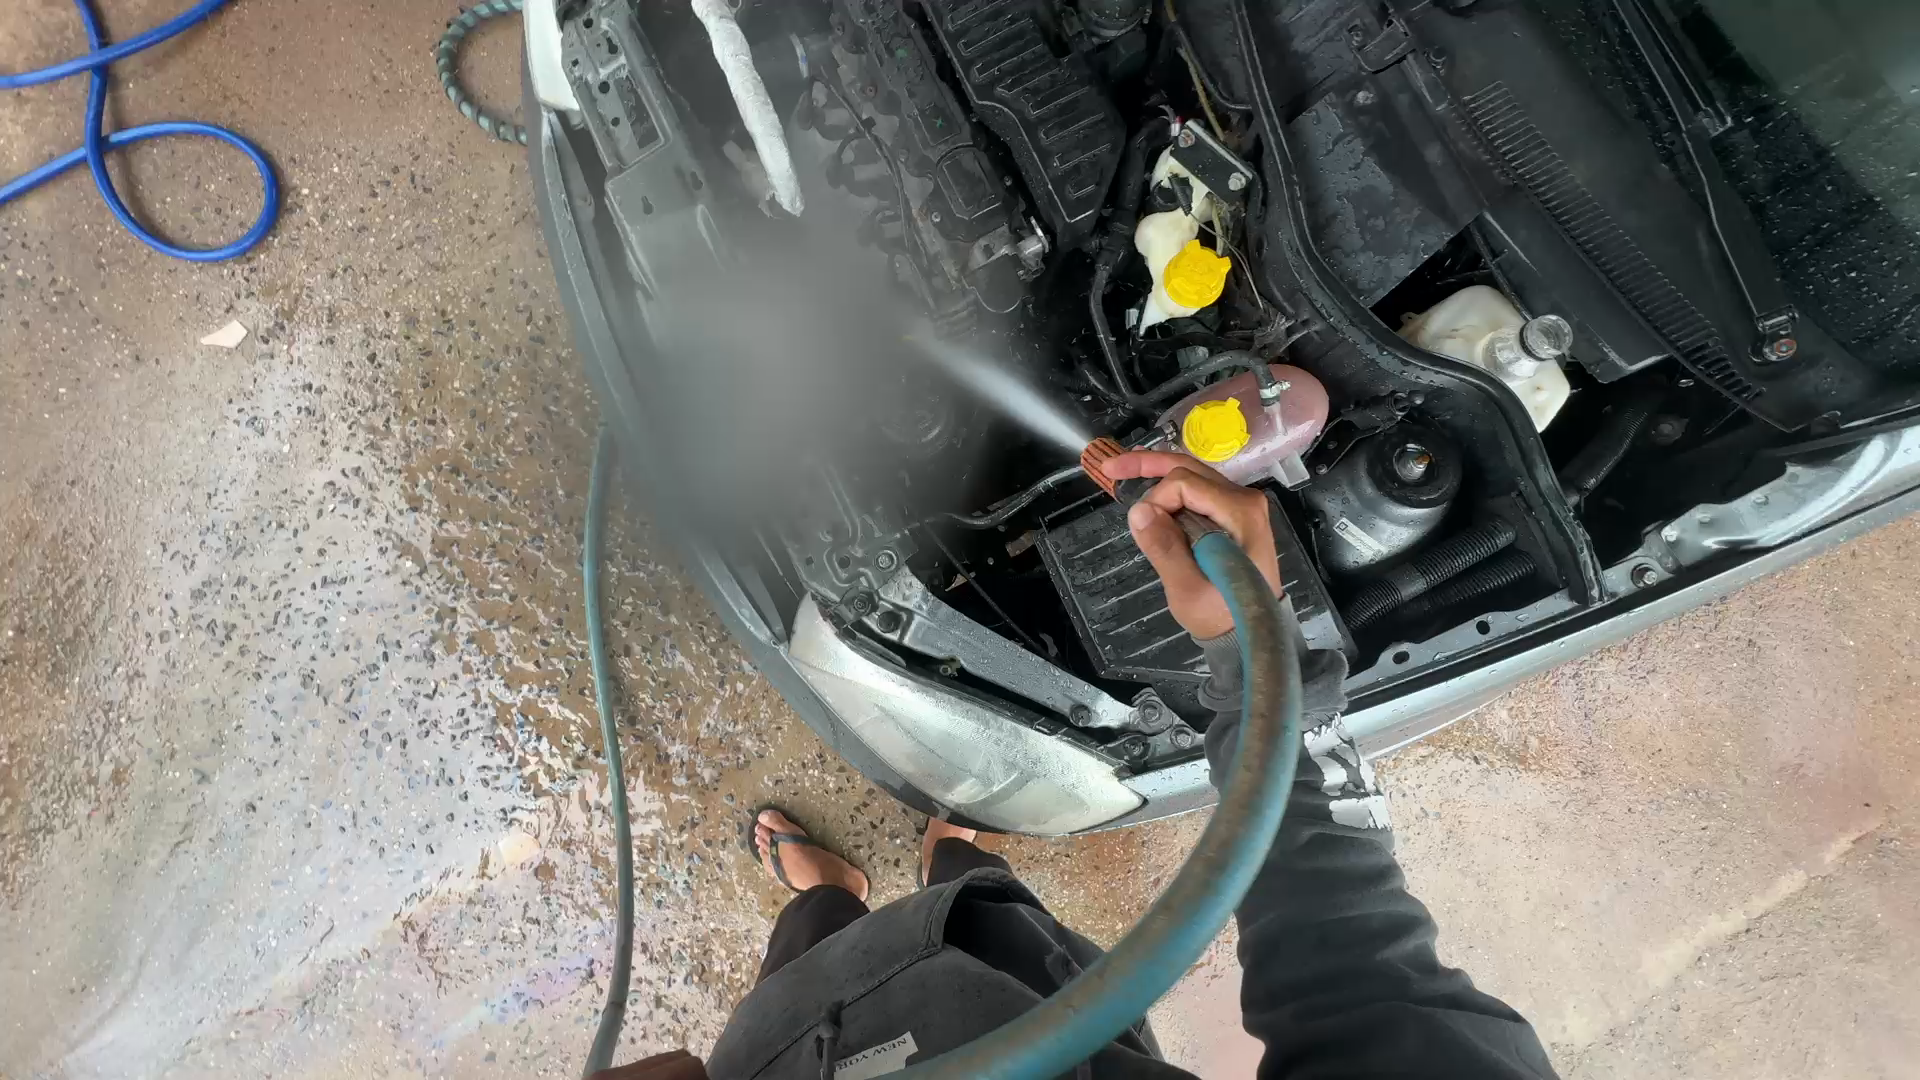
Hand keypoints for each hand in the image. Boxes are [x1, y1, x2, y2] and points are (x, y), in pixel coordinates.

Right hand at [1101, 451, 1282, 639]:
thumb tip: (1139, 511)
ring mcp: (1239, 506)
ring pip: (1190, 476)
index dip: (1155, 500)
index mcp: (1239, 513)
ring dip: (1155, 475)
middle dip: (1147, 465)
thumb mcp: (1188, 590)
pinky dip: (1168, 490)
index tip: (1144, 531)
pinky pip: (1196, 491)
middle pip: (1188, 469)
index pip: (1184, 484)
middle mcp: (1243, 500)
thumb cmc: (1221, 615)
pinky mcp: (1231, 515)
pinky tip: (1147, 492)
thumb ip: (1165, 549)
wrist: (1248, 633)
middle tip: (1110, 467)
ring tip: (1121, 475)